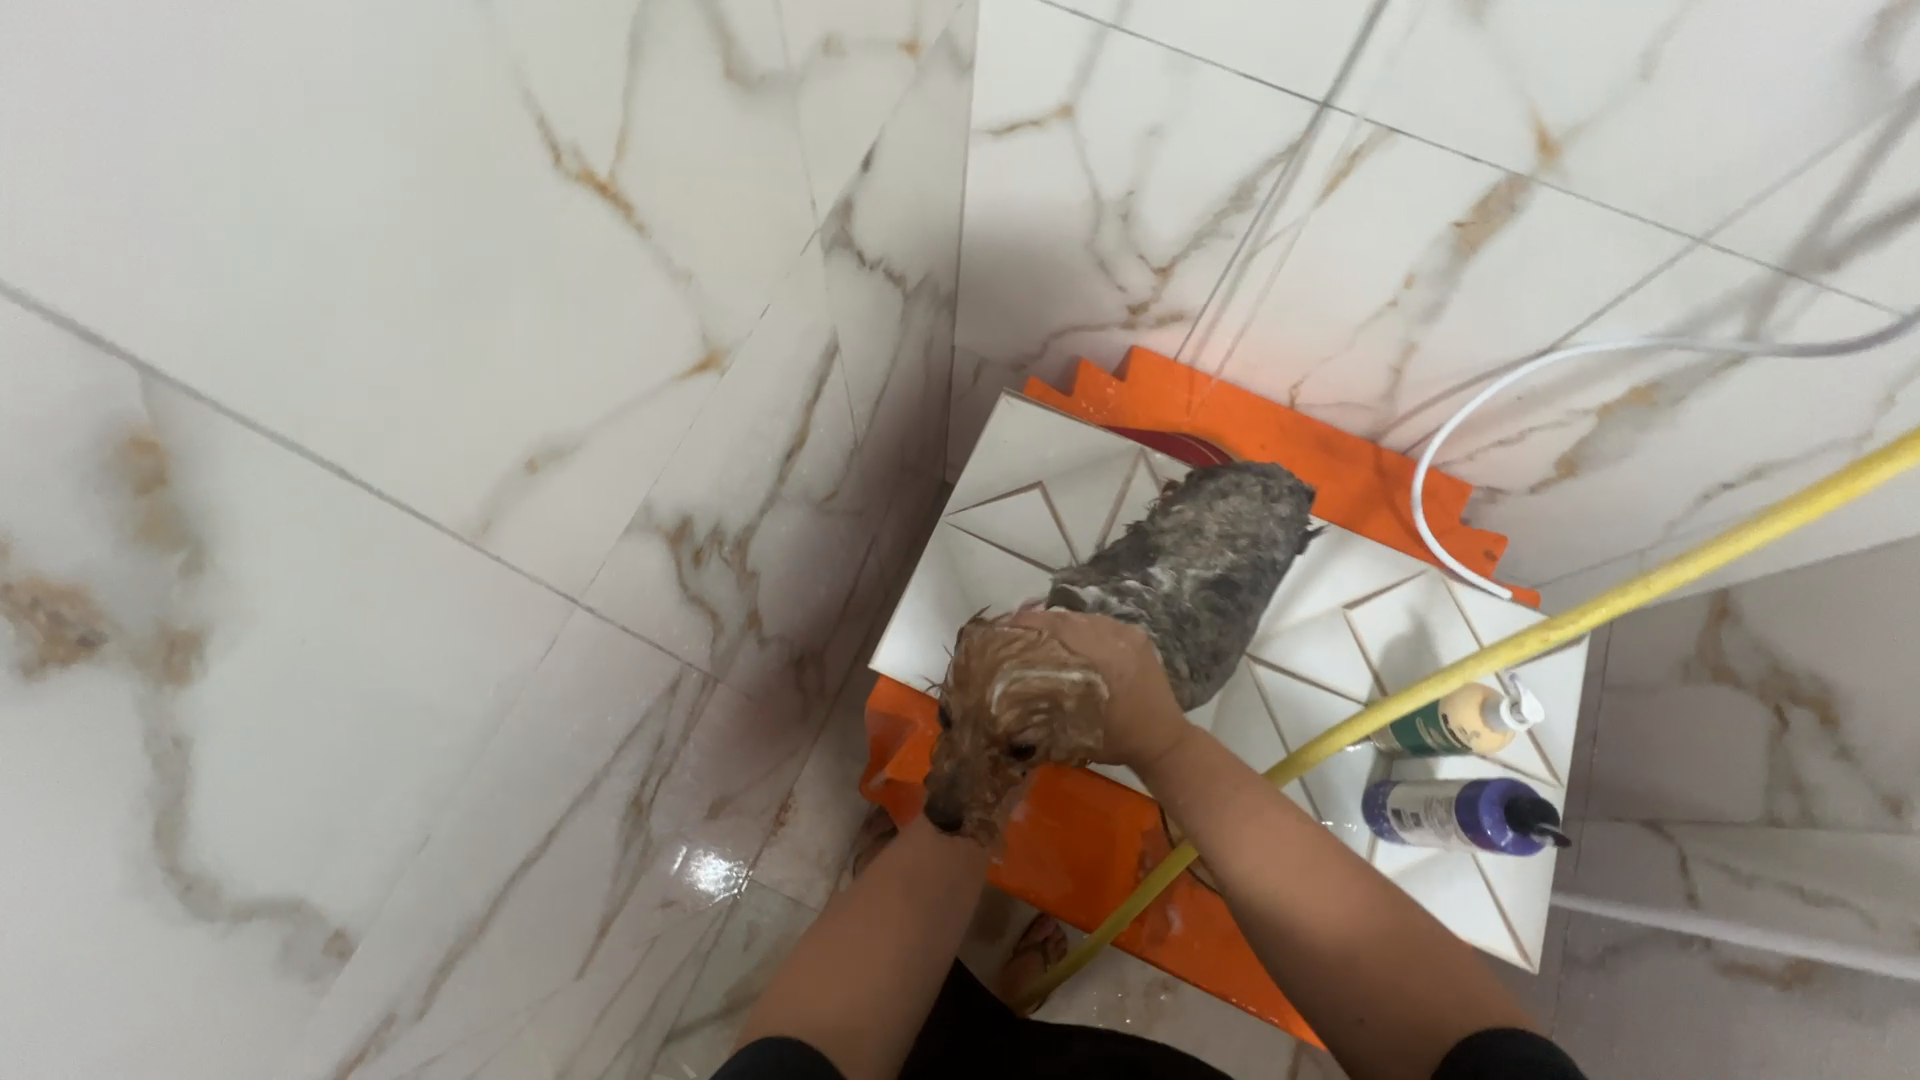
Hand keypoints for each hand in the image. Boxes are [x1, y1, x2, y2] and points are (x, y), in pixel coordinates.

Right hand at [1005, 608, 1192, 770]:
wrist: (1164, 741)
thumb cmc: (1115, 742)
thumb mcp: (1073, 730)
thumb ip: (1045, 706)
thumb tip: (1009, 692)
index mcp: (1100, 660)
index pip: (1057, 627)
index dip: (1028, 622)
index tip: (1005, 626)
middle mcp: (1115, 639)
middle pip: (1068, 618)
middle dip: (1039, 621)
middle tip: (1015, 628)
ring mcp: (1128, 633)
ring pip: (1084, 618)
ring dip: (1059, 622)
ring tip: (1038, 631)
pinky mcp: (1137, 635)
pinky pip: (1101, 623)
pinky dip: (1081, 626)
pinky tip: (1070, 637)